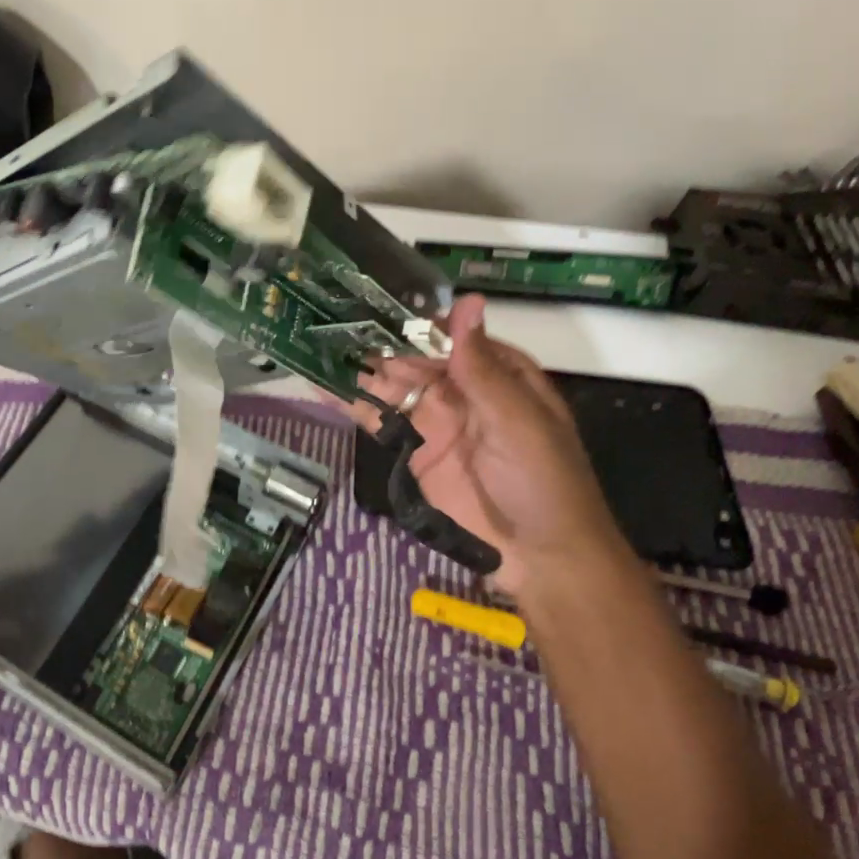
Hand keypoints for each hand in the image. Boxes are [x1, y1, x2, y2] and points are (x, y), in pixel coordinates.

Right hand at [345, 295, 626, 596]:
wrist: (539, 556)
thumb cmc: (541, 482)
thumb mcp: (515, 420)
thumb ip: (480, 367)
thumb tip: (466, 302)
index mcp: (499, 376)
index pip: (452, 339)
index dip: (416, 324)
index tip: (375, 306)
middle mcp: (464, 393)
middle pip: (415, 360)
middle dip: (379, 345)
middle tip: (332, 327)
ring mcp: (436, 423)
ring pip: (393, 387)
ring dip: (360, 371)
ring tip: (317, 347)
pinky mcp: (414, 453)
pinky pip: (381, 423)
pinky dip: (353, 407)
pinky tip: (322, 389)